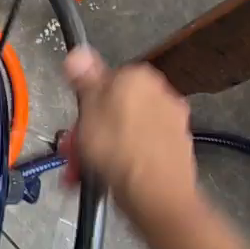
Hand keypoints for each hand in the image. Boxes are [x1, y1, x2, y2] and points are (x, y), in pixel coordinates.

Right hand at [58, 47, 199, 229]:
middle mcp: (161, 96)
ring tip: (82, 170)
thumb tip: (79, 52)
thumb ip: (84, 79)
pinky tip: (105, 177)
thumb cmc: (118, 151)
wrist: (156, 196)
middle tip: (74, 148)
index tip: (74, 119)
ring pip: (123, 130)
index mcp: (139, 78)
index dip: (84, 100)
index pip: (104, 79)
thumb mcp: (88, 109)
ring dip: (100, 148)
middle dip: (90, 129)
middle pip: (114, 107)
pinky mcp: (175, 151)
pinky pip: (138, 149)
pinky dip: (120, 160)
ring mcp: (171, 125)